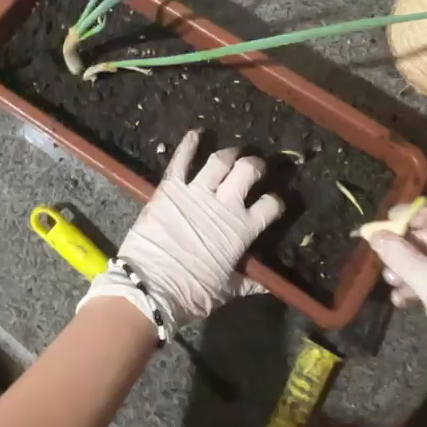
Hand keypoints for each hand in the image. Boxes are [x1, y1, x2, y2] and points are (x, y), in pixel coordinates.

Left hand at [81, 131, 281, 333]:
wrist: (150, 287)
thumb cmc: (191, 293)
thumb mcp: (225, 291)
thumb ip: (247, 283)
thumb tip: (266, 286)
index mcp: (241, 230)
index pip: (271, 206)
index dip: (277, 201)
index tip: (276, 200)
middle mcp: (223, 205)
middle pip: (247, 171)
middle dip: (256, 164)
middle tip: (256, 165)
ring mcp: (195, 193)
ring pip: (219, 161)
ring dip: (229, 153)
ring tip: (233, 152)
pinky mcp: (170, 188)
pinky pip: (181, 160)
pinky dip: (188, 144)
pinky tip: (196, 133)